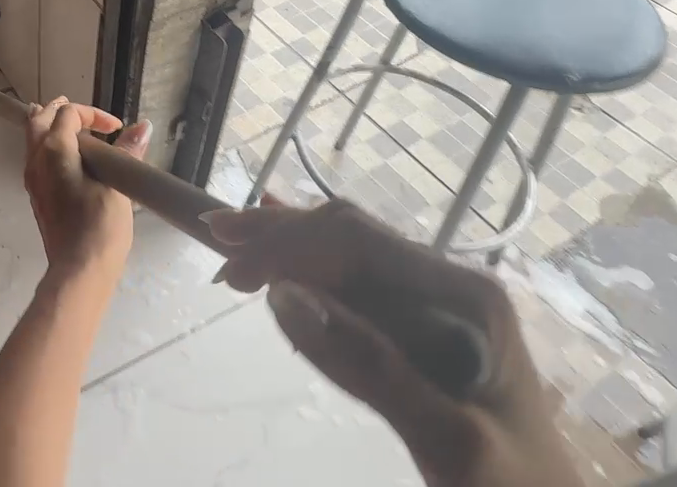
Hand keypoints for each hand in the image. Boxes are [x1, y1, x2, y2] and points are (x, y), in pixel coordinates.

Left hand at [22, 98, 150, 284]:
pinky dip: (49, 147)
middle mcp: (36, 160)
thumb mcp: (116, 186)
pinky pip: (36, 159)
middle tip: (82, 113)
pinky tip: (67, 158)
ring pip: (33, 140)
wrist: (78, 270)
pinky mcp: (37, 197)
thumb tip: (143, 127)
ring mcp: (33, 180)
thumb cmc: (99, 225)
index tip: (116, 129)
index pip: (67, 113)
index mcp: (53, 150)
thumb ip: (125, 153)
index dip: (93, 113)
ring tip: (70, 127)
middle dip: (60, 111)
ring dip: (51, 128)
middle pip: (39, 120)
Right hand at [205, 201, 581, 486]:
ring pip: (342, 250)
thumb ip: (372, 367)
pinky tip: (276, 251)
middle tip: (213, 235)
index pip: (356, 241)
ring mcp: (431, 301)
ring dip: (284, 244)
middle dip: (278, 232)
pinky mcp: (414, 324)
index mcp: (462, 294)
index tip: (233, 273)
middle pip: (346, 234)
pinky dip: (303, 265)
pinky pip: (348, 280)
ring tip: (229, 242)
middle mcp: (445, 282)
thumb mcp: (452, 444)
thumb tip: (284, 295)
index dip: (288, 244)